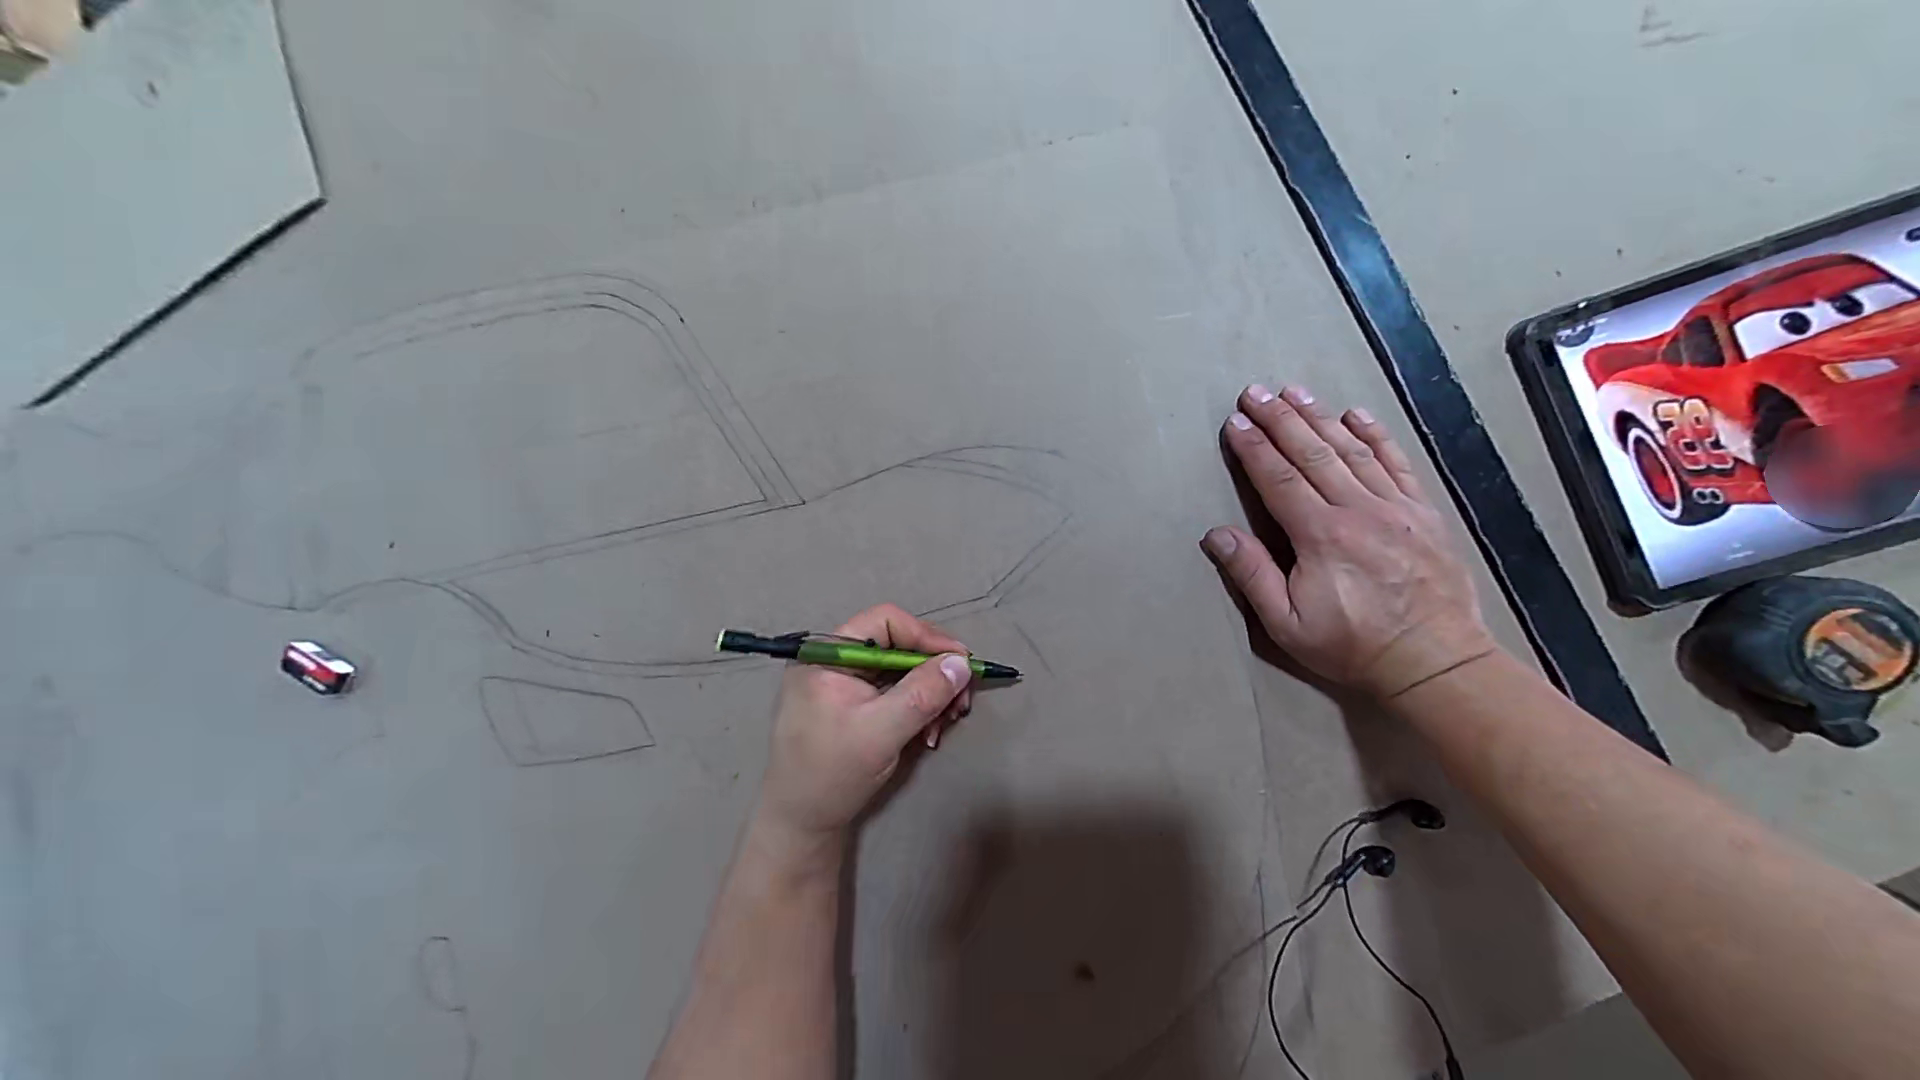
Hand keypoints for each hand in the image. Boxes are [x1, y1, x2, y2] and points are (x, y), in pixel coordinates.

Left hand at [755, 604, 974, 843]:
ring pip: (903, 669)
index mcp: (829, 653)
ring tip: (945, 725)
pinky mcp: (857, 704)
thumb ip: (922, 694)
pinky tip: (929, 733)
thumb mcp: (880, 732)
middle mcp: (837, 658)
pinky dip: (919, 708)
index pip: (886, 621)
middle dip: (935, 672)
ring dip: (932, 694)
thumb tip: (962, 662)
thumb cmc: (830, 774)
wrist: (801, 823)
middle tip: (962, 701)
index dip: (927, 637)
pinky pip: (897, 691)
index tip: (961, 662)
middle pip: (899, 644)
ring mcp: (846, 682)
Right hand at [1204, 384, 1497, 697]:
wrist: (1437, 661)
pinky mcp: (1423, 512)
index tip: (1236, 422)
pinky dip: (1376, 435)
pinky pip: (1396, 463)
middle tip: (1256, 391)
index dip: (1254, 448)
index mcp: (1321, 536)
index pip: (1279, 480)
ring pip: (1352, 450)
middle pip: (1312, 453)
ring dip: (1319, 417)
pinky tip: (1357, 414)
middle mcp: (1358, 510)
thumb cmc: (1352, 646)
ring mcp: (1396, 507)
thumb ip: (1252, 576)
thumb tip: (1217, 535)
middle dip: (1280, 420)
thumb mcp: (1287, 625)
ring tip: (1294, 392)